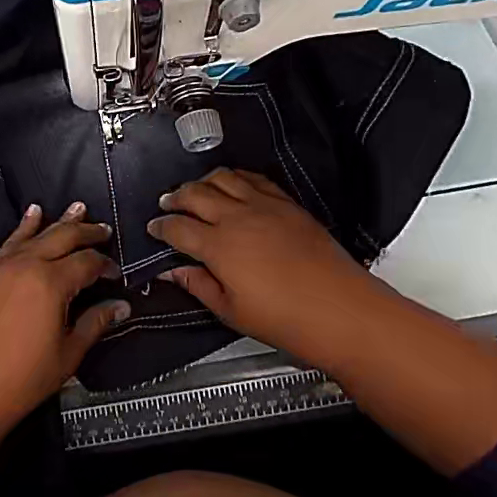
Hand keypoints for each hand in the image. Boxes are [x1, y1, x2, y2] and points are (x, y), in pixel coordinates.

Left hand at [0, 203, 127, 434]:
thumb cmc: (19, 380)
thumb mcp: (67, 355)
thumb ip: (94, 323)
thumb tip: (120, 307)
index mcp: (51, 283)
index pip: (87, 262)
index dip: (106, 266)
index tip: (116, 276)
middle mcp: (27, 265)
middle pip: (64, 237)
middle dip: (88, 232)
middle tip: (104, 230)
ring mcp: (2, 266)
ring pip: (37, 233)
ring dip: (59, 221)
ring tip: (78, 208)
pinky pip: (10, 242)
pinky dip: (24, 227)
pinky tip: (32, 216)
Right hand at [147, 169, 397, 367]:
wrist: (343, 311)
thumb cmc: (288, 319)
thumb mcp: (232, 311)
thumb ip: (199, 285)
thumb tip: (174, 272)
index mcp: (219, 246)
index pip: (177, 227)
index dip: (160, 227)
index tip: (153, 228)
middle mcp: (238, 218)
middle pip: (195, 194)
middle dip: (175, 197)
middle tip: (166, 203)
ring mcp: (265, 206)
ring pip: (223, 178)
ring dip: (202, 181)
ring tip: (194, 189)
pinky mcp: (288, 204)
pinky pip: (255, 179)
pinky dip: (237, 177)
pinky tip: (233, 184)